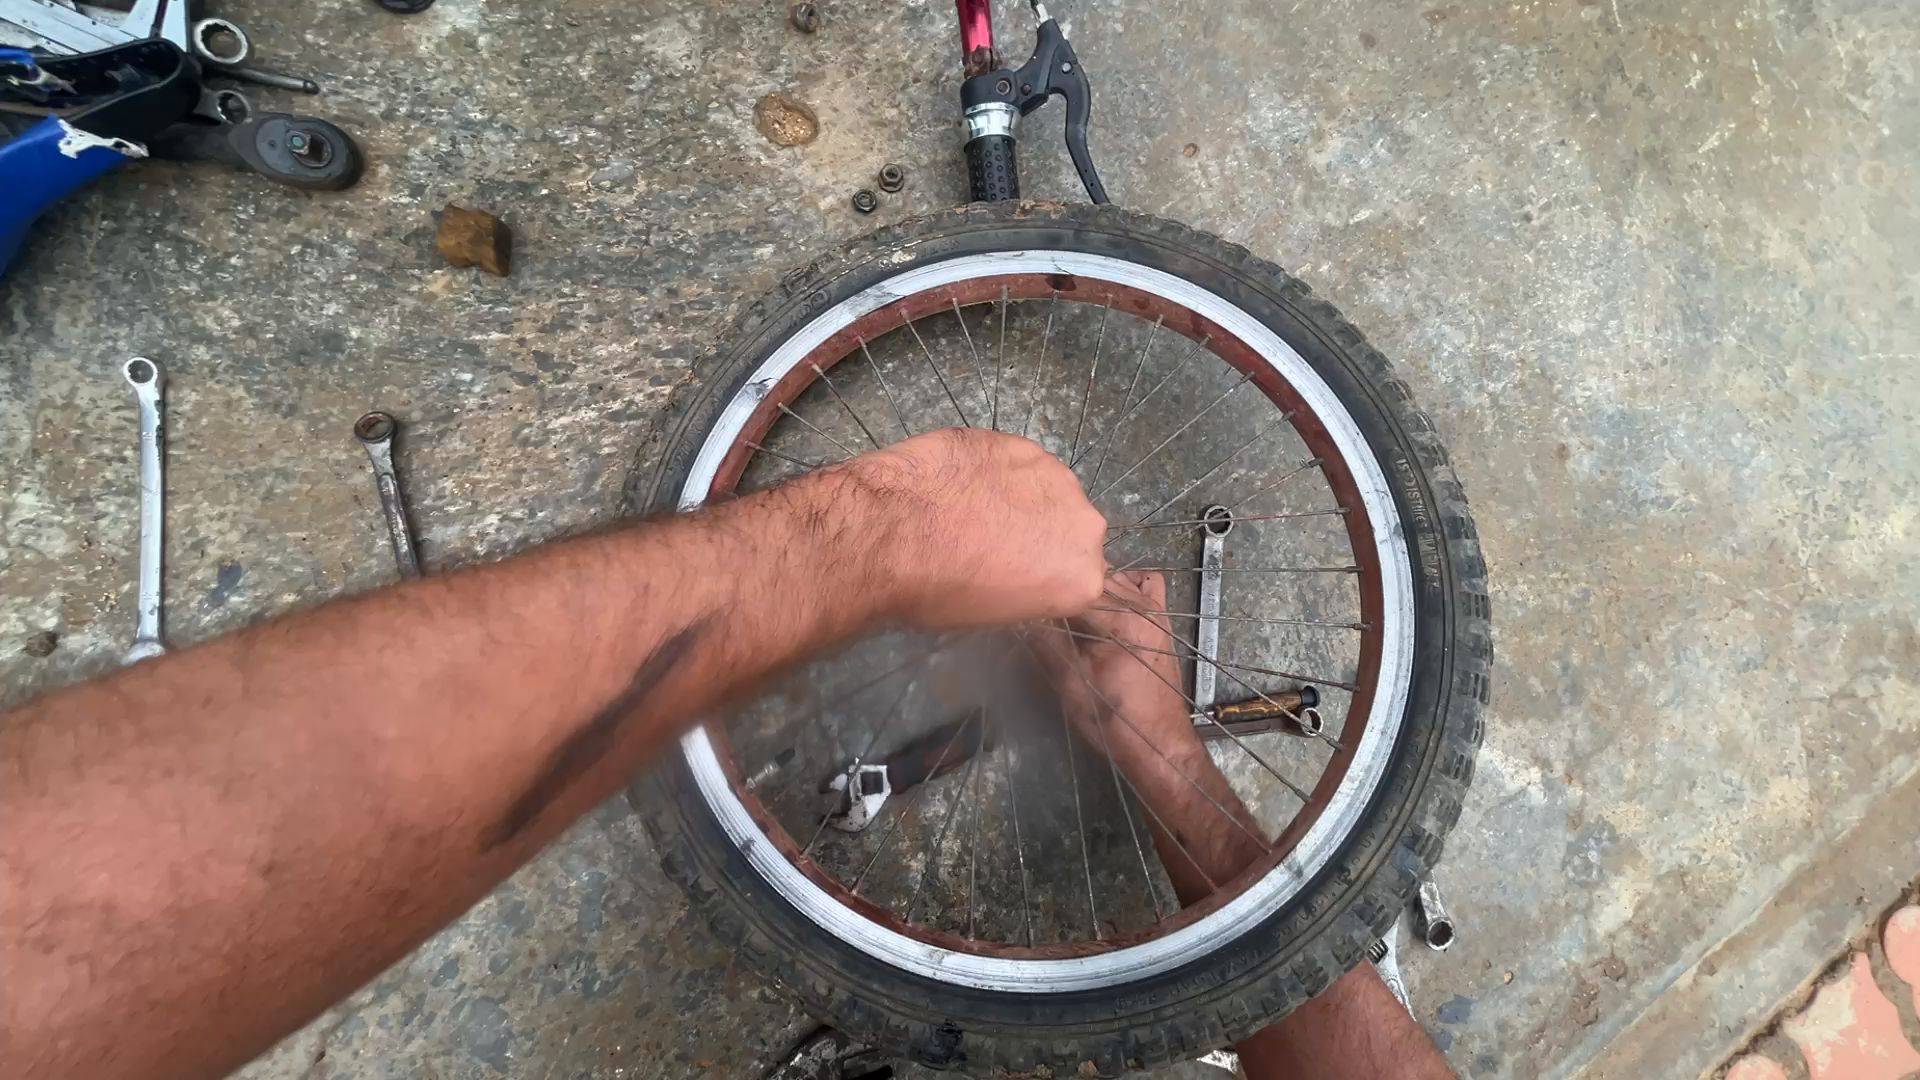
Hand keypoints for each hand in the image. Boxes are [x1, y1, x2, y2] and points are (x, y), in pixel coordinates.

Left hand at [844, 429, 1107, 628]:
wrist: (891, 533)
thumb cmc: (938, 591)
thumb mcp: (991, 614)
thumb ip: (1027, 588)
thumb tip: (1019, 570)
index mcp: (1082, 579)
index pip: (1076, 577)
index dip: (1044, 574)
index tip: (1017, 573)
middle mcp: (1083, 525)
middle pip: (1069, 528)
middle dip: (1039, 533)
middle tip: (992, 539)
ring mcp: (1054, 476)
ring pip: (1045, 489)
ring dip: (1020, 496)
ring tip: (971, 506)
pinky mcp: (1021, 442)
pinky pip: (1016, 460)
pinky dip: (994, 469)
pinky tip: (960, 478)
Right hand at [1028, 571, 1205, 784]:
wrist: (1158, 744)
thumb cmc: (1113, 719)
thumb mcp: (1070, 682)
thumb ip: (1046, 640)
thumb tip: (1019, 614)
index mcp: (1123, 618)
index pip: (1075, 587)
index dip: (1047, 595)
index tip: (1027, 605)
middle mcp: (1143, 606)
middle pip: (1094, 576)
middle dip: (1066, 590)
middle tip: (1043, 610)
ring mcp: (1156, 611)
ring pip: (1114, 578)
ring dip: (1089, 588)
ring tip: (1071, 611)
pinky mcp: (1160, 620)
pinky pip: (1142, 586)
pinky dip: (1123, 587)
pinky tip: (1105, 608)